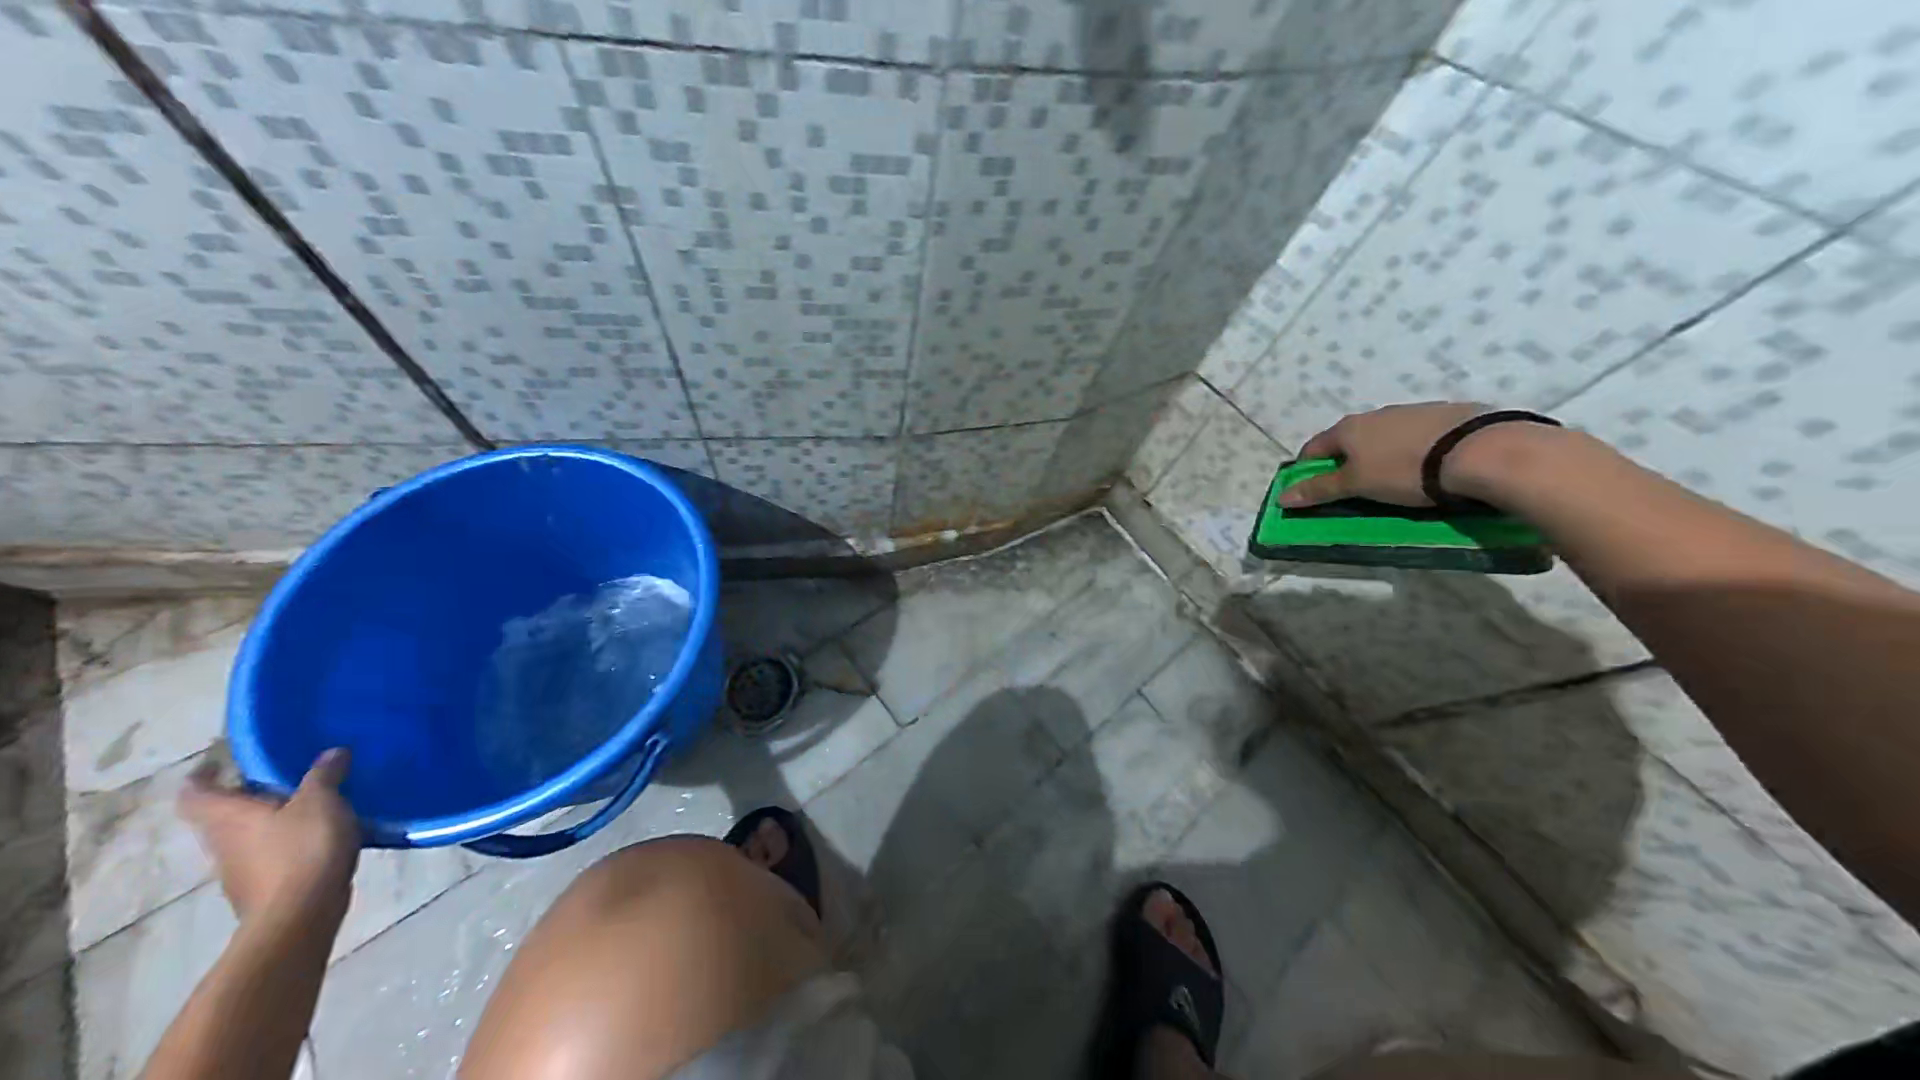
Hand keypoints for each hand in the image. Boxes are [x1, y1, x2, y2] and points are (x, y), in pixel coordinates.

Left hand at [180, 748, 360, 924]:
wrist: (300, 914)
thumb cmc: (303, 848)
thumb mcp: (322, 801)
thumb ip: (325, 774)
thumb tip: (332, 752)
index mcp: (227, 816)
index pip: (196, 793)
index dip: (204, 776)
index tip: (221, 763)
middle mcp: (222, 841)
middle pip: (221, 815)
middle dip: (245, 797)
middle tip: (281, 779)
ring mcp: (238, 868)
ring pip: (244, 836)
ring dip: (267, 821)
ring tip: (308, 806)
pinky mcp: (259, 887)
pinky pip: (267, 854)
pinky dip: (284, 842)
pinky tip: (317, 837)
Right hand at [1279, 401, 1495, 507]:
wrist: (1479, 451)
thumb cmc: (1403, 471)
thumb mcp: (1356, 485)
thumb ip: (1320, 490)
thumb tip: (1282, 496)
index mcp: (1348, 429)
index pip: (1314, 447)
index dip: (1307, 468)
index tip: (1309, 488)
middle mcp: (1375, 414)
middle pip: (1349, 439)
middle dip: (1346, 460)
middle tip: (1353, 486)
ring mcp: (1412, 411)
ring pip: (1384, 434)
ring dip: (1380, 453)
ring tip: (1394, 478)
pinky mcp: (1447, 414)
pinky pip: (1417, 434)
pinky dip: (1412, 449)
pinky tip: (1426, 465)